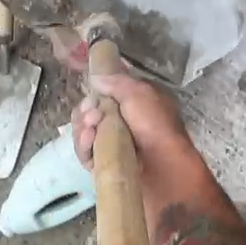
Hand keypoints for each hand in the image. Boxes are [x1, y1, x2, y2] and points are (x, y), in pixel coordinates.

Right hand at [71, 73, 195, 177]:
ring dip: (82, 126)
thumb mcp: (139, 92)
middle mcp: (121, 125)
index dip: (94, 93)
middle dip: (86, 110)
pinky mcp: (103, 165)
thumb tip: (95, 78)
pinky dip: (83, 144)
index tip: (90, 91)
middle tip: (93, 113)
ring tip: (91, 126)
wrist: (163, 166)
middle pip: (89, 114)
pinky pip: (84, 153)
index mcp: (133, 106)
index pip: (105, 96)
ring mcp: (111, 146)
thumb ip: (115, 82)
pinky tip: (89, 139)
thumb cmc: (155, 125)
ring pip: (84, 133)